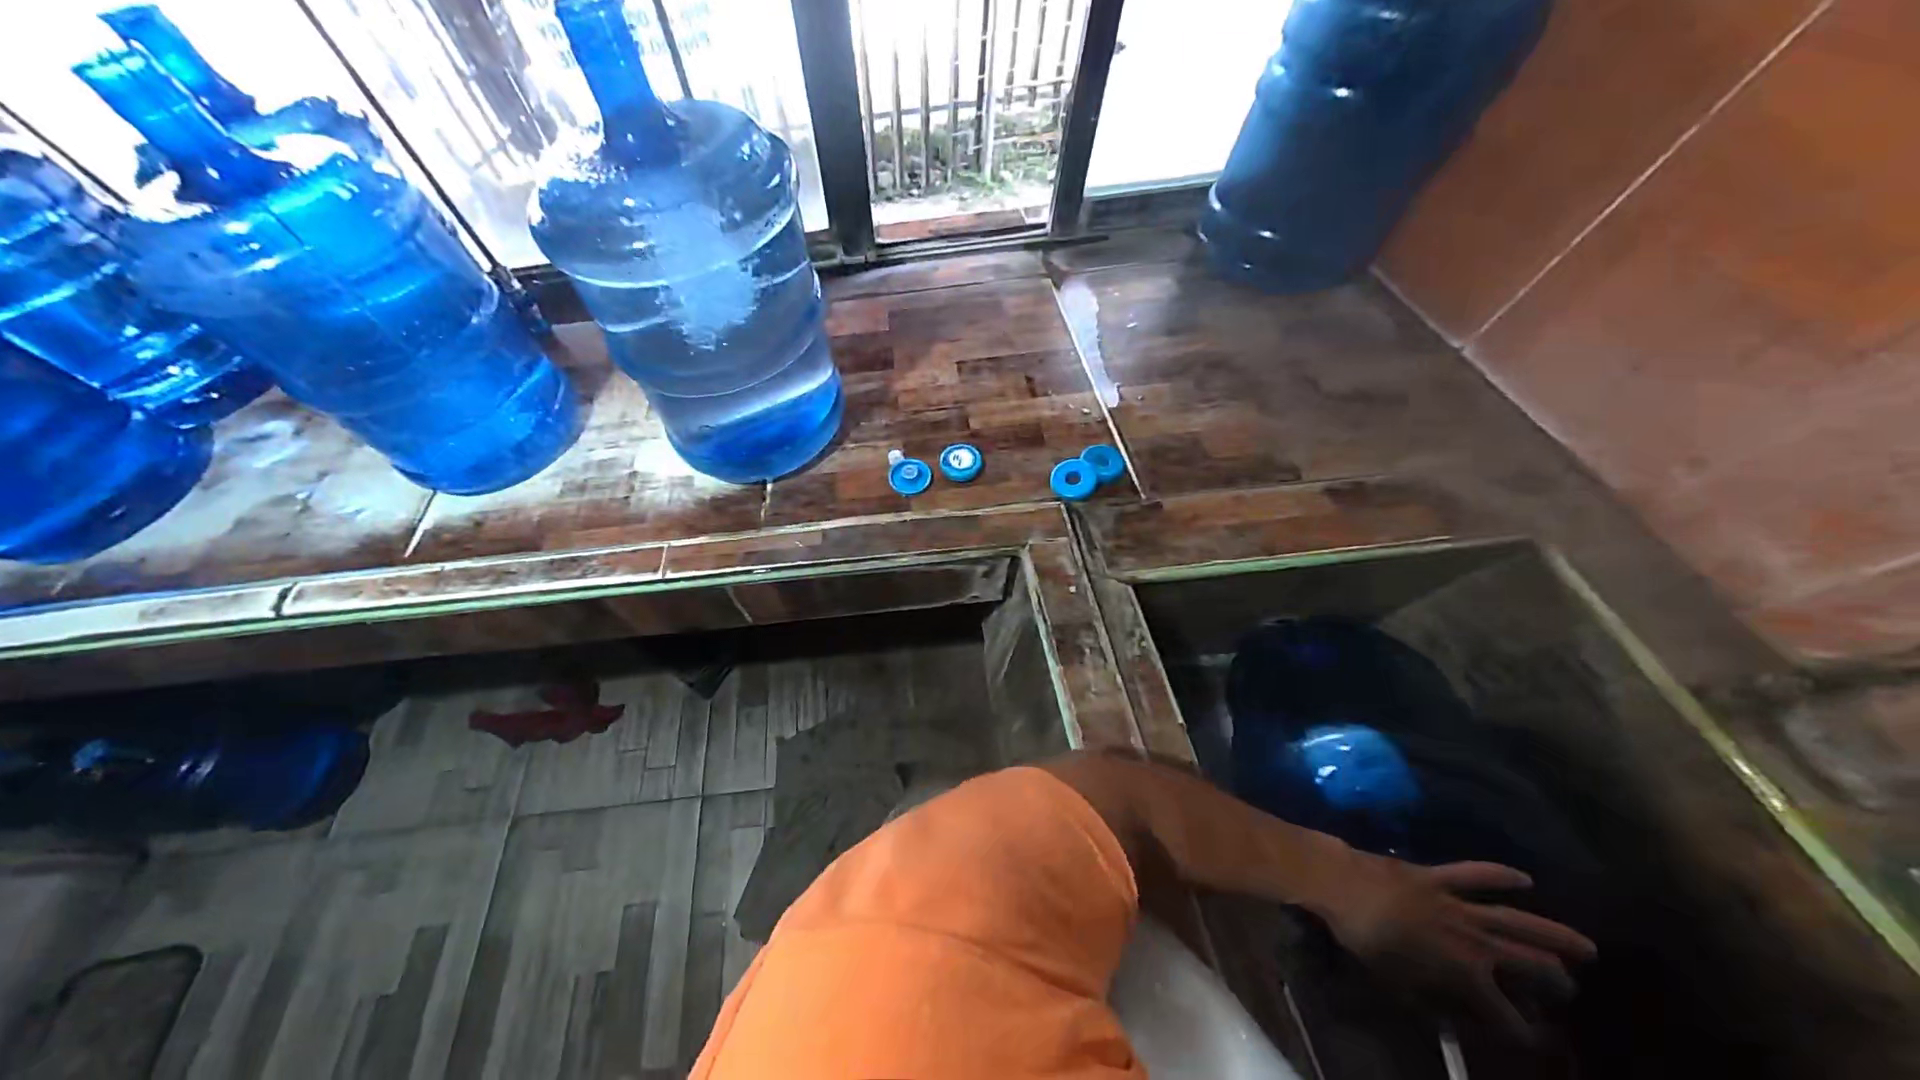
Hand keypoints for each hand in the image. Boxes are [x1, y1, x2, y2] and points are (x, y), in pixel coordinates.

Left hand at [1322, 854, 1597, 1042]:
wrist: (1340, 884)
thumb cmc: (1362, 936)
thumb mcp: (1394, 984)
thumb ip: (1428, 1004)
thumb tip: (1450, 1021)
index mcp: (1460, 971)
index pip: (1502, 1011)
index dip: (1519, 1029)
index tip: (1531, 1039)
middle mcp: (1469, 938)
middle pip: (1525, 961)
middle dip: (1553, 979)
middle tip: (1571, 989)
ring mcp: (1455, 903)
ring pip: (1515, 919)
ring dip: (1552, 933)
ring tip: (1586, 947)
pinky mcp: (1436, 875)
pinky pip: (1474, 873)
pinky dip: (1500, 874)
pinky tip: (1525, 878)